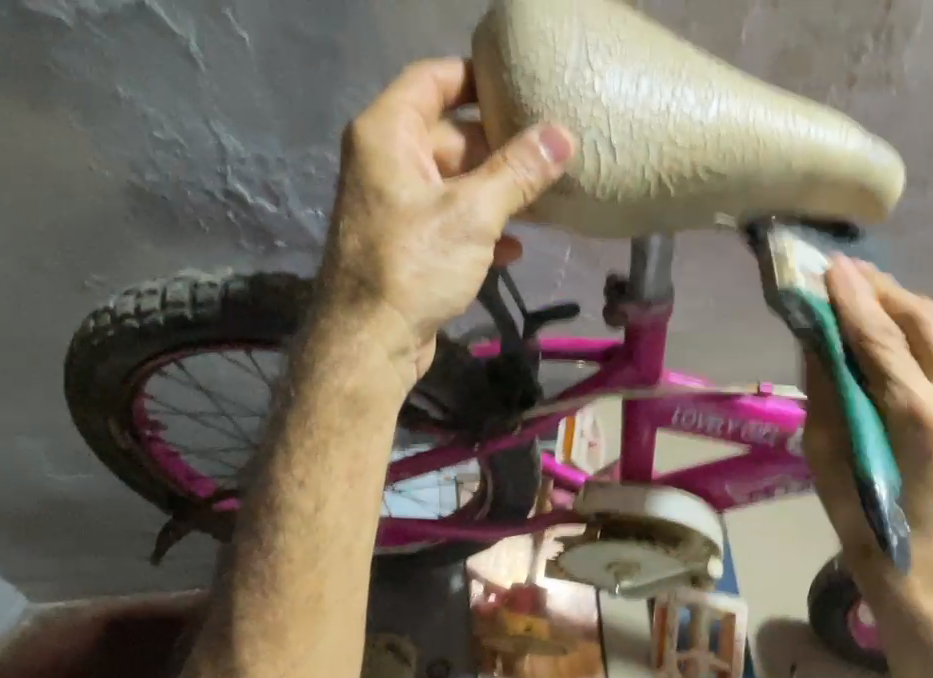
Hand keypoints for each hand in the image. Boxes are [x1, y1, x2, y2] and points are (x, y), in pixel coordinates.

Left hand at [312, 58, 575, 396]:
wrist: (369, 343)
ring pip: (453, 183)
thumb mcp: (473, 213)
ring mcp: (394, 207)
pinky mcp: (405, 247)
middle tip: (549, 152)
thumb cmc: (414, 266)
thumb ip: (519, 171)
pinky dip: (480, 229)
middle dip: (499, 146)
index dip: (478, 78)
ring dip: (496, 192)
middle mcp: (384, 162)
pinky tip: (514, 247)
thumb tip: (563, 135)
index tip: (523, 88)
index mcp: (387, 134)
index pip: (434, 80)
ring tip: (543, 198)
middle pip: (449, 134)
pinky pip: (448, 222)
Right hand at [802, 257, 932, 586]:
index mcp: (914, 416)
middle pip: (923, 321)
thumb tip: (818, 327)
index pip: (881, 338)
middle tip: (848, 273)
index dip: (854, 298)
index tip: (832, 266)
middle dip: (883, 292)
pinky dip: (922, 329)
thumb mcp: (824, 443)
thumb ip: (827, 381)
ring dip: (905, 306)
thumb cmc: (854, 503)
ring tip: (868, 292)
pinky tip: (895, 323)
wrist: (908, 544)